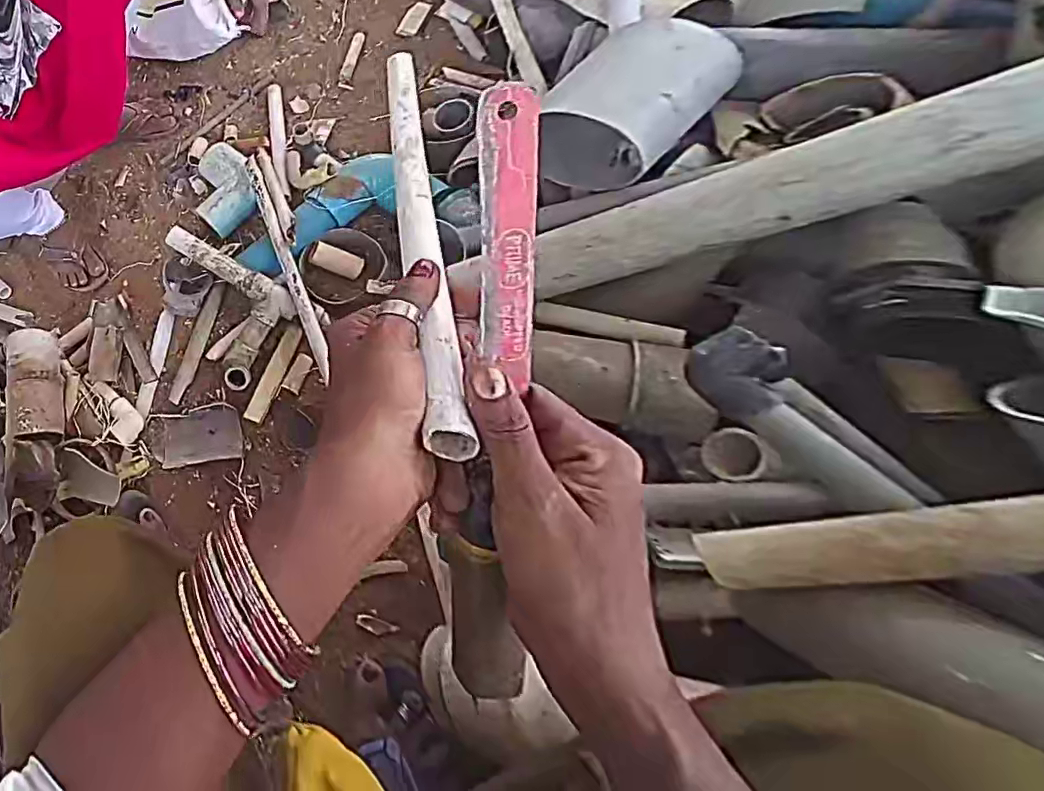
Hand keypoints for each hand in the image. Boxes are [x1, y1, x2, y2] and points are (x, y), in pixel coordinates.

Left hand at [315, 260, 443, 519]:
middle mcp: (382, 363)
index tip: (462, 296)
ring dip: (458, 380)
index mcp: (363, 335)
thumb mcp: (389, 338)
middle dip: (451, 347)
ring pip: (453, 370)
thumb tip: (421, 271)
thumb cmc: (366, 413)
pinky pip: (460, 401)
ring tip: (445, 390)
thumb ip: (409, 300)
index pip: (408, 302)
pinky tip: (454, 410)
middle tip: (449, 356)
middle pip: (437, 337)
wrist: (378, 474)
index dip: (437, 299)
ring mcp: (408, 393)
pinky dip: (462, 405)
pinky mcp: (429, 419)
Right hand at [461, 357, 675, 714]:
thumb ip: (507, 434)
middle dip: (471, 453)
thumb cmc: (578, 597)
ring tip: (463, 512)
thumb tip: (487, 376)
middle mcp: (581, 465)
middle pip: (505, 428)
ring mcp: (560, 490)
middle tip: (457, 481)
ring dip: (467, 481)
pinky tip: (467, 524)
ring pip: (493, 458)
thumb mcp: (532, 502)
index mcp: (596, 453)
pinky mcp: (539, 513)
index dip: (482, 400)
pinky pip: (495, 487)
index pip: (528, 396)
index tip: (447, 408)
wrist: (589, 667)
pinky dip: (474, 502)